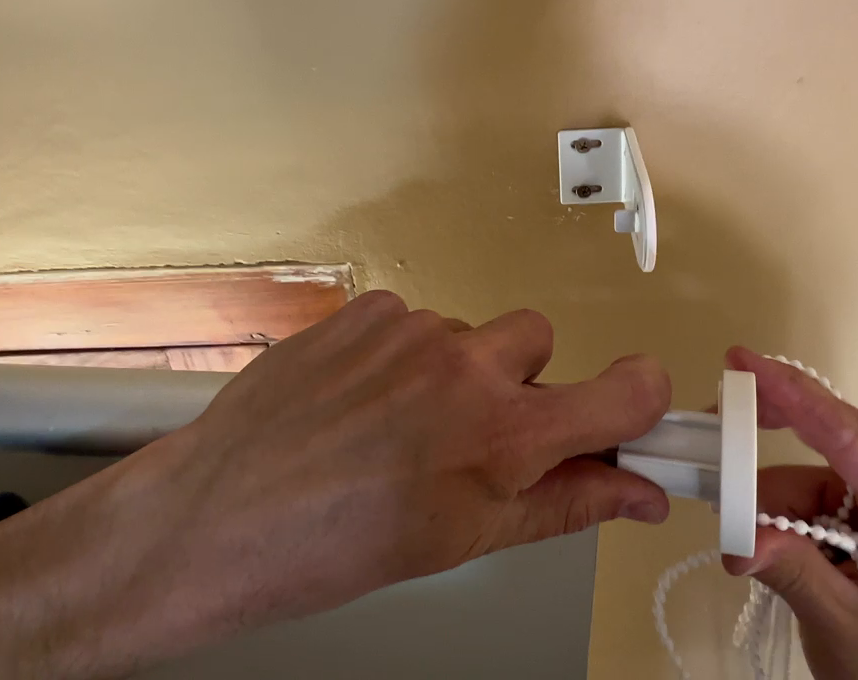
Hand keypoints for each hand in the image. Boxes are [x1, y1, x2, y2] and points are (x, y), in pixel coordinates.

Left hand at [0, 291, 672, 679]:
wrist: (214, 517)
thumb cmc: (331, 548)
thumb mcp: (463, 542)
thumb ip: (564, 505)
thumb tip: (636, 492)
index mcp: (501, 437)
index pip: (625, 389)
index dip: (643, 397)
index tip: (638, 408)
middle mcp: (464, 367)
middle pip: (539, 341)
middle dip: (520, 384)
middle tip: (475, 434)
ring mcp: (410, 328)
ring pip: (471, 333)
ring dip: (455, 371)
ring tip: (400, 424)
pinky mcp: (367, 308)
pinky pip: (415, 320)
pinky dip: (404, 354)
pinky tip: (365, 398)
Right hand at [721, 348, 857, 679]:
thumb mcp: (844, 627)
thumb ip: (794, 573)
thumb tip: (735, 541)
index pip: (851, 437)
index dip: (796, 396)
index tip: (743, 363)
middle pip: (826, 432)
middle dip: (772, 418)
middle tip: (716, 411)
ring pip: (795, 472)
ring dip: (760, 503)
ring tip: (744, 552)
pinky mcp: (847, 513)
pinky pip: (791, 496)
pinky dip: (765, 515)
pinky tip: (759, 547)